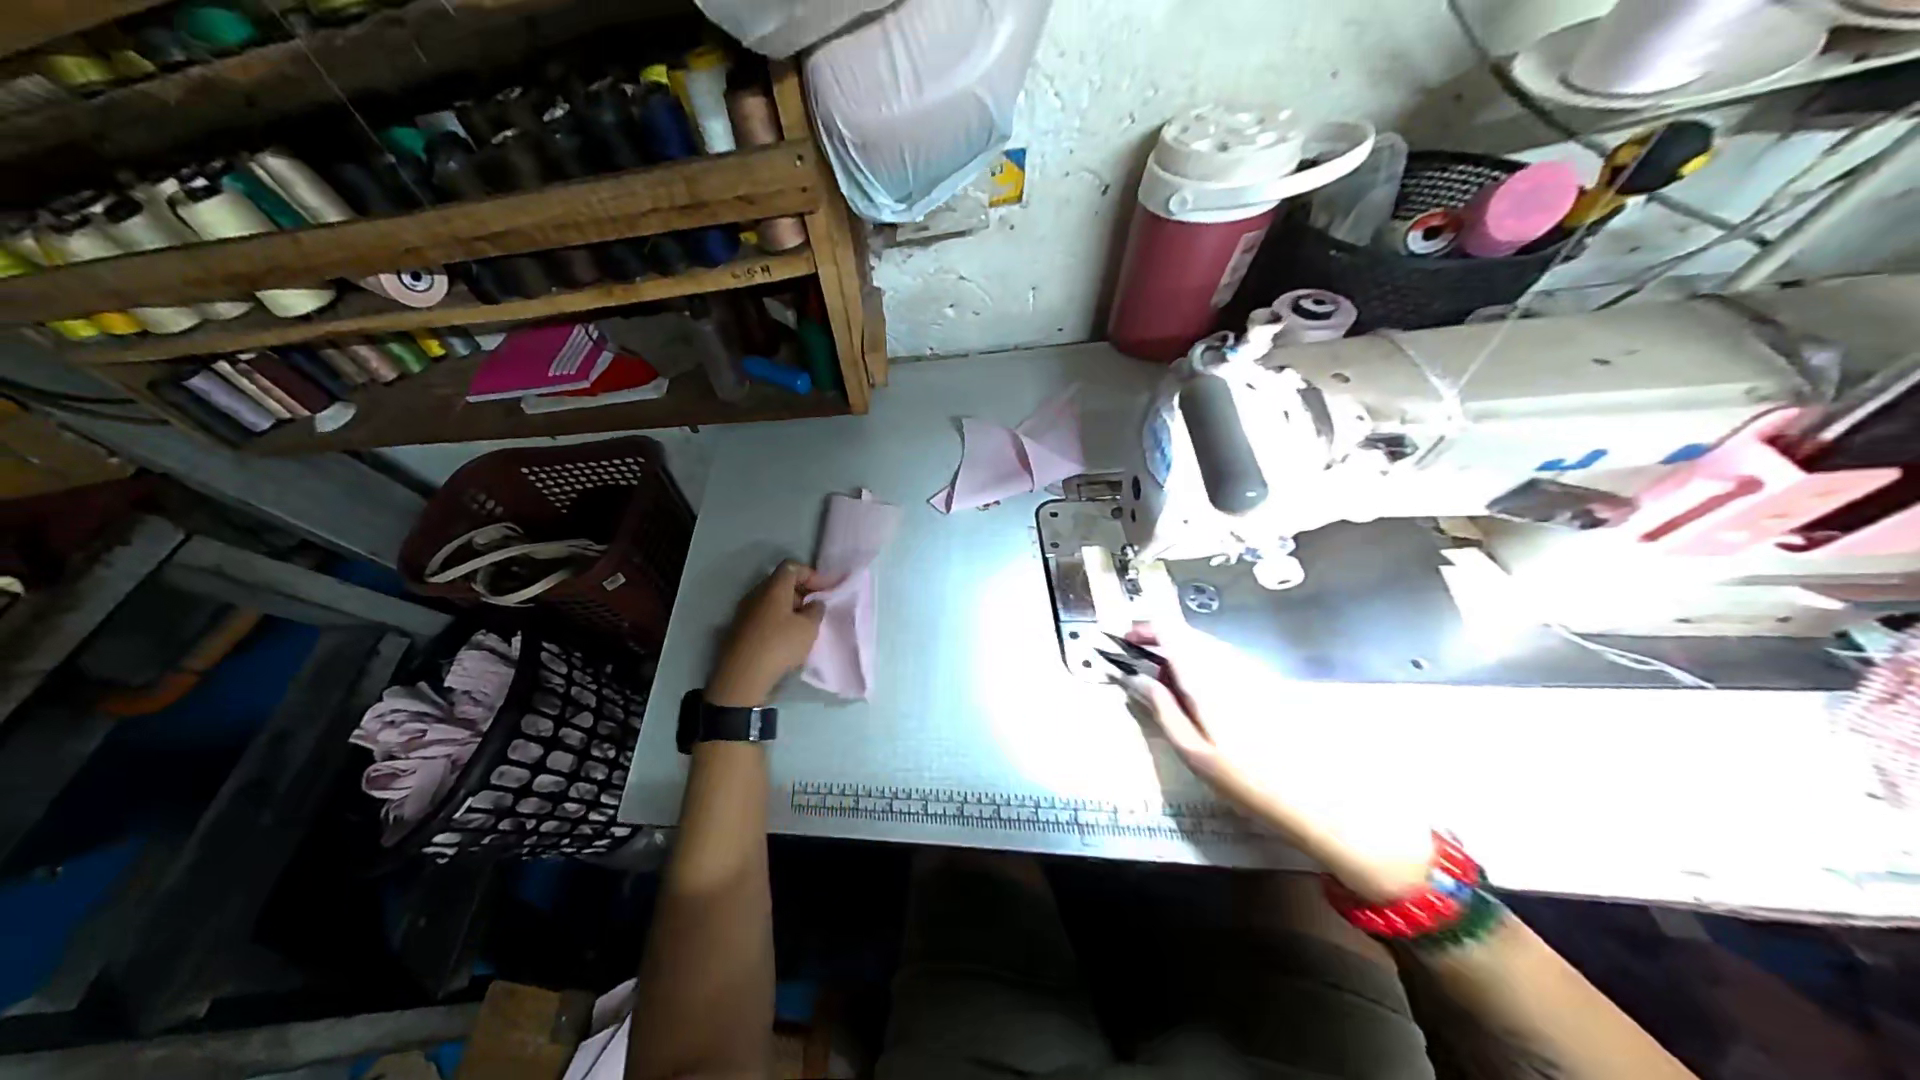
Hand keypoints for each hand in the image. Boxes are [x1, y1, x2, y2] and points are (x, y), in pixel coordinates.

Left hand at [707, 561, 824, 707]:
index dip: (811, 574)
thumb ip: (816, 610)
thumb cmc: (779, 646)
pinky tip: (785, 638)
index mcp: (773, 588)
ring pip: (771, 600)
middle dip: (801, 591)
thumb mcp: (808, 628)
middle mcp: (756, 594)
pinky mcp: (739, 629)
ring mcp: (744, 611)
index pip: (792, 566)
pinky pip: (763, 615)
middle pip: (781, 582)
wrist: (742, 677)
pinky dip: (777, 620)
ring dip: (789, 608)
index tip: (824, 590)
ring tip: (803, 626)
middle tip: (815, 608)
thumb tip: (814, 603)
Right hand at [1117, 624, 1436, 901]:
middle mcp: (1230, 665)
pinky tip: (1197, 693)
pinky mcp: (1265, 684)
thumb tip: (1134, 677)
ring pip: (1205, 647)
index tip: (1123, 638)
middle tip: (1135, 660)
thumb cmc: (1246, 780)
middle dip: (1157, 640)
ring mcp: (1251, 672)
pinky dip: (1200, 666)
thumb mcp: (1192, 751)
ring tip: (1161, 679)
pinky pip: (1223, 661)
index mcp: (1207, 678)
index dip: (1144, 627)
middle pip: (1187, 635)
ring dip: (1178, 653)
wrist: (1317, 801)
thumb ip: (1162, 708)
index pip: (1171, 631)